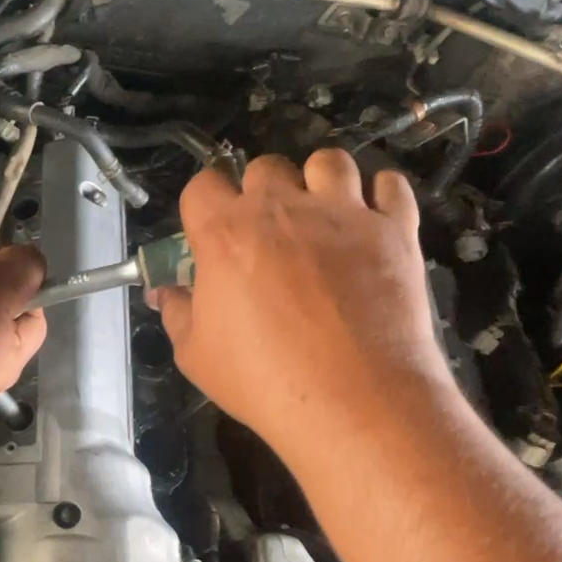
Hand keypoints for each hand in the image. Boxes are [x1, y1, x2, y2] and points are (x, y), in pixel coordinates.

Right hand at [151, 149, 460, 459]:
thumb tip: (167, 294)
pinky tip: (370, 220)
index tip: (208, 232)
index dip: (203, 205)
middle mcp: (282, 208)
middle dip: (260, 192)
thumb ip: (177, 313)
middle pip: (265, 167)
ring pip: (328, 162)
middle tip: (265, 232)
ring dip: (318, 182)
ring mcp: (343, 213)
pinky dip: (379, 196)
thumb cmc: (262, 379)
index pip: (202, 185)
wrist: (354, 399)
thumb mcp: (195, 354)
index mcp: (225, 233)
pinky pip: (390, 185)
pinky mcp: (393, 229)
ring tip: (321, 215)